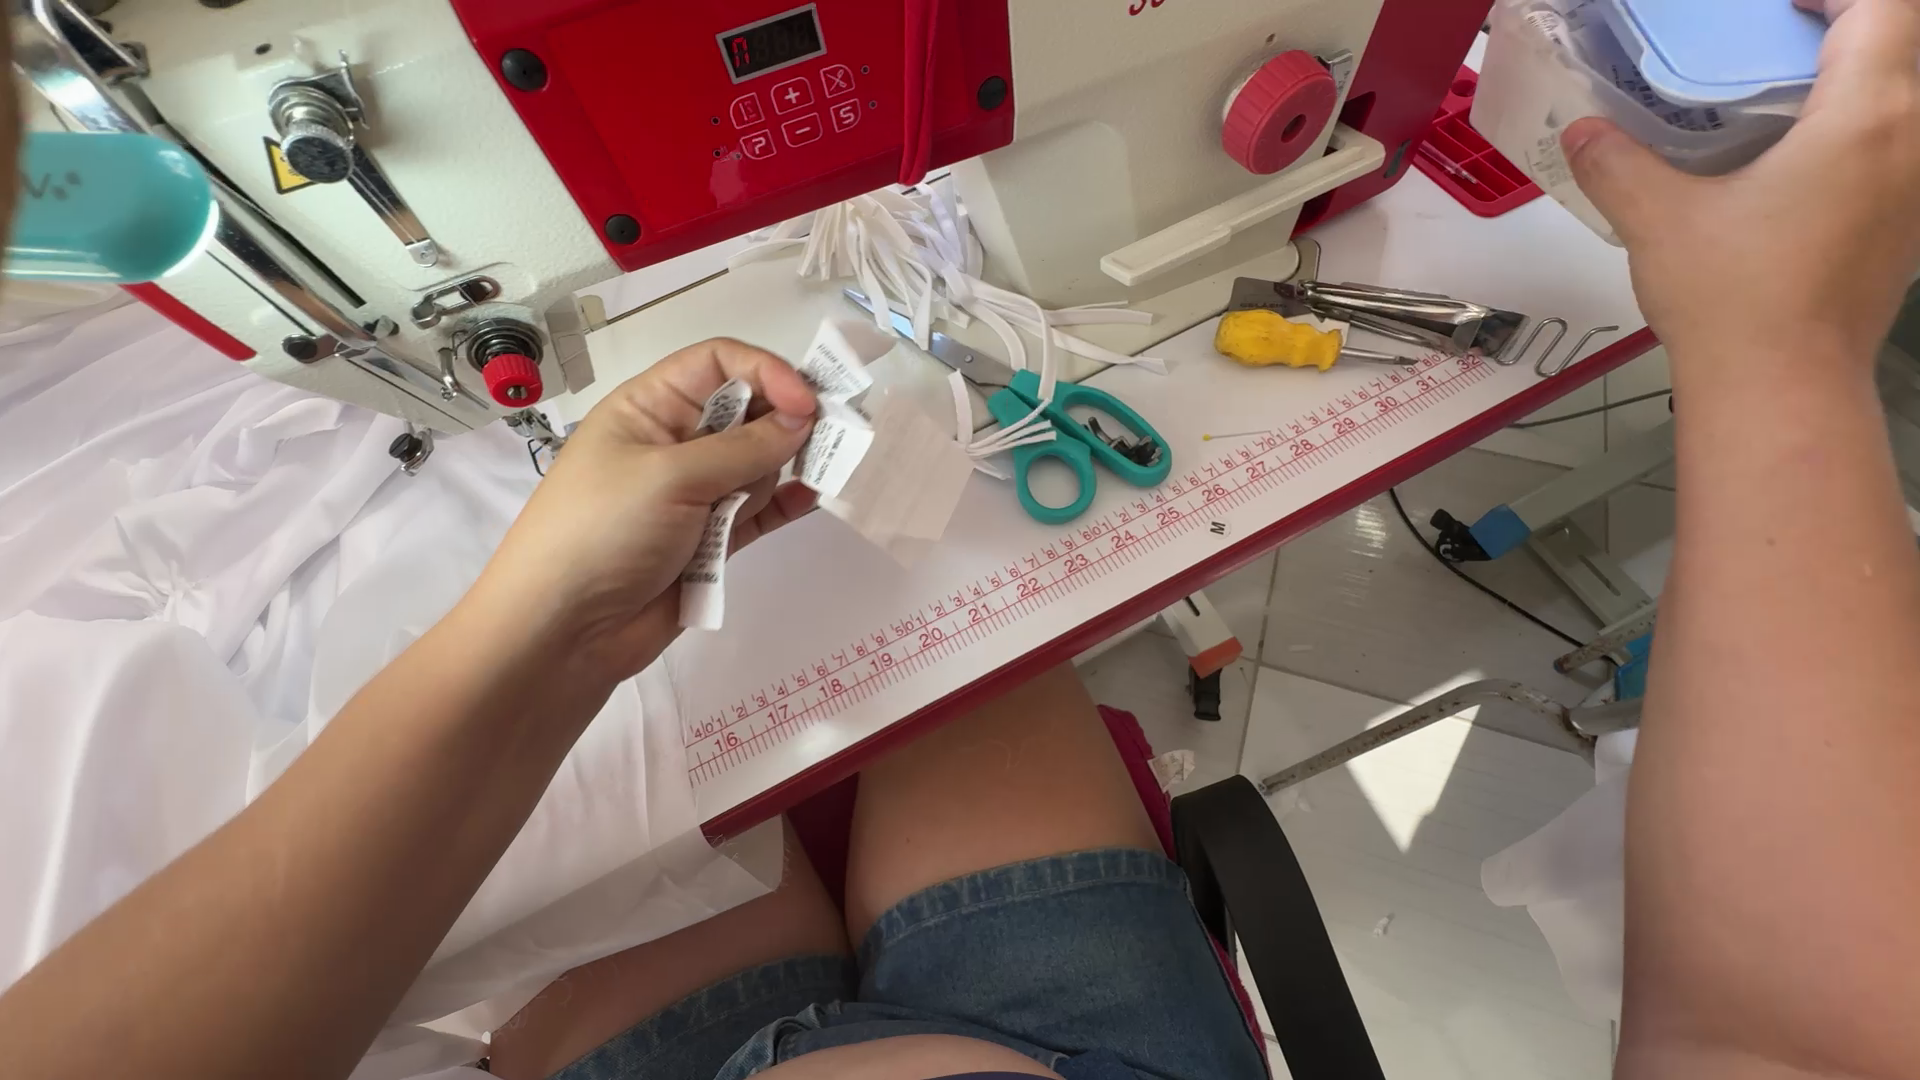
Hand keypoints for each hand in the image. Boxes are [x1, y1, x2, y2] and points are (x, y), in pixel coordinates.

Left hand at [473, 339, 817, 682]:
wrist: (566, 631)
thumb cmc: (604, 531)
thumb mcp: (671, 476)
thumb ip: (744, 448)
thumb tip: (802, 421)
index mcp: (652, 408)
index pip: (719, 363)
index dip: (767, 372)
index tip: (807, 403)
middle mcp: (678, 443)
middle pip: (748, 412)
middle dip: (785, 420)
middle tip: (828, 435)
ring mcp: (698, 493)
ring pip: (760, 463)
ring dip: (781, 469)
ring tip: (799, 480)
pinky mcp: (714, 538)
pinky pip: (761, 510)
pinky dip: (786, 503)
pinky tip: (809, 498)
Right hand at [1563, 0, 1919, 368]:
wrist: (1778, 379)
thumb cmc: (1726, 292)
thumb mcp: (1657, 222)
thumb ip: (1618, 166)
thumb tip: (1580, 131)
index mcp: (1866, 116)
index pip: (1882, 8)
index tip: (1774, 11)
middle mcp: (1916, 136)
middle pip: (1897, 51)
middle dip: (1837, 39)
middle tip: (1761, 60)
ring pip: (1898, 106)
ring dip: (1846, 92)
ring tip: (1772, 117)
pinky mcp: (1910, 224)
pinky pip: (1894, 153)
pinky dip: (1852, 141)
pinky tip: (1789, 179)